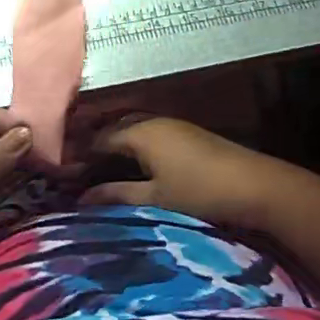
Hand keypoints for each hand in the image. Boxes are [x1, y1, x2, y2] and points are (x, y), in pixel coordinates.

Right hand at [78, 116, 301, 233]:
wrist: (257, 186)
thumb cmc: (200, 192)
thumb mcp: (155, 198)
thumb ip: (116, 195)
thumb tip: (82, 198)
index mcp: (140, 132)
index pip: (98, 137)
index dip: (80, 153)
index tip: (62, 172)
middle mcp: (153, 121)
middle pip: (115, 129)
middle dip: (95, 146)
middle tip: (77, 169)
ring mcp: (173, 125)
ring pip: (133, 130)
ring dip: (116, 146)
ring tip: (100, 169)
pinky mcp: (188, 134)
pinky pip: (150, 134)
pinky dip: (134, 147)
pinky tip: (132, 166)